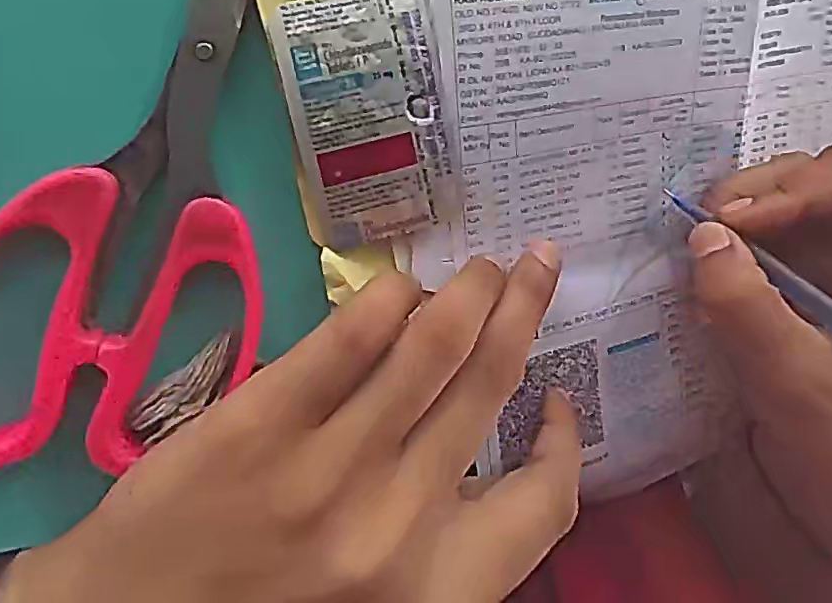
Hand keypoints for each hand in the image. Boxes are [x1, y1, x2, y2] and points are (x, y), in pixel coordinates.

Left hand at [0, 247, 579, 602]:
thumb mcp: (379, 602)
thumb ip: (437, 535)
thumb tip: (478, 435)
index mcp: (434, 587)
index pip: (546, 504)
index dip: (568, 442)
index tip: (560, 399)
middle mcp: (397, 521)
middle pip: (491, 380)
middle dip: (523, 308)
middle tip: (537, 265)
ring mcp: (328, 464)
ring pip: (433, 342)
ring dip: (472, 287)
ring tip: (484, 263)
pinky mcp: (263, 418)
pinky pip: (350, 335)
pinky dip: (391, 295)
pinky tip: (403, 283)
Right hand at [685, 145, 831, 589]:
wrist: (829, 528)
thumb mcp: (797, 384)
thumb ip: (746, 304)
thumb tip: (700, 233)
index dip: (791, 187)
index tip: (731, 220)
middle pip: (814, 182)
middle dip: (754, 200)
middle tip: (702, 226)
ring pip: (781, 206)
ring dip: (735, 221)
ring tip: (701, 252)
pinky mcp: (807, 288)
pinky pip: (761, 240)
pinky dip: (728, 247)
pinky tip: (707, 274)